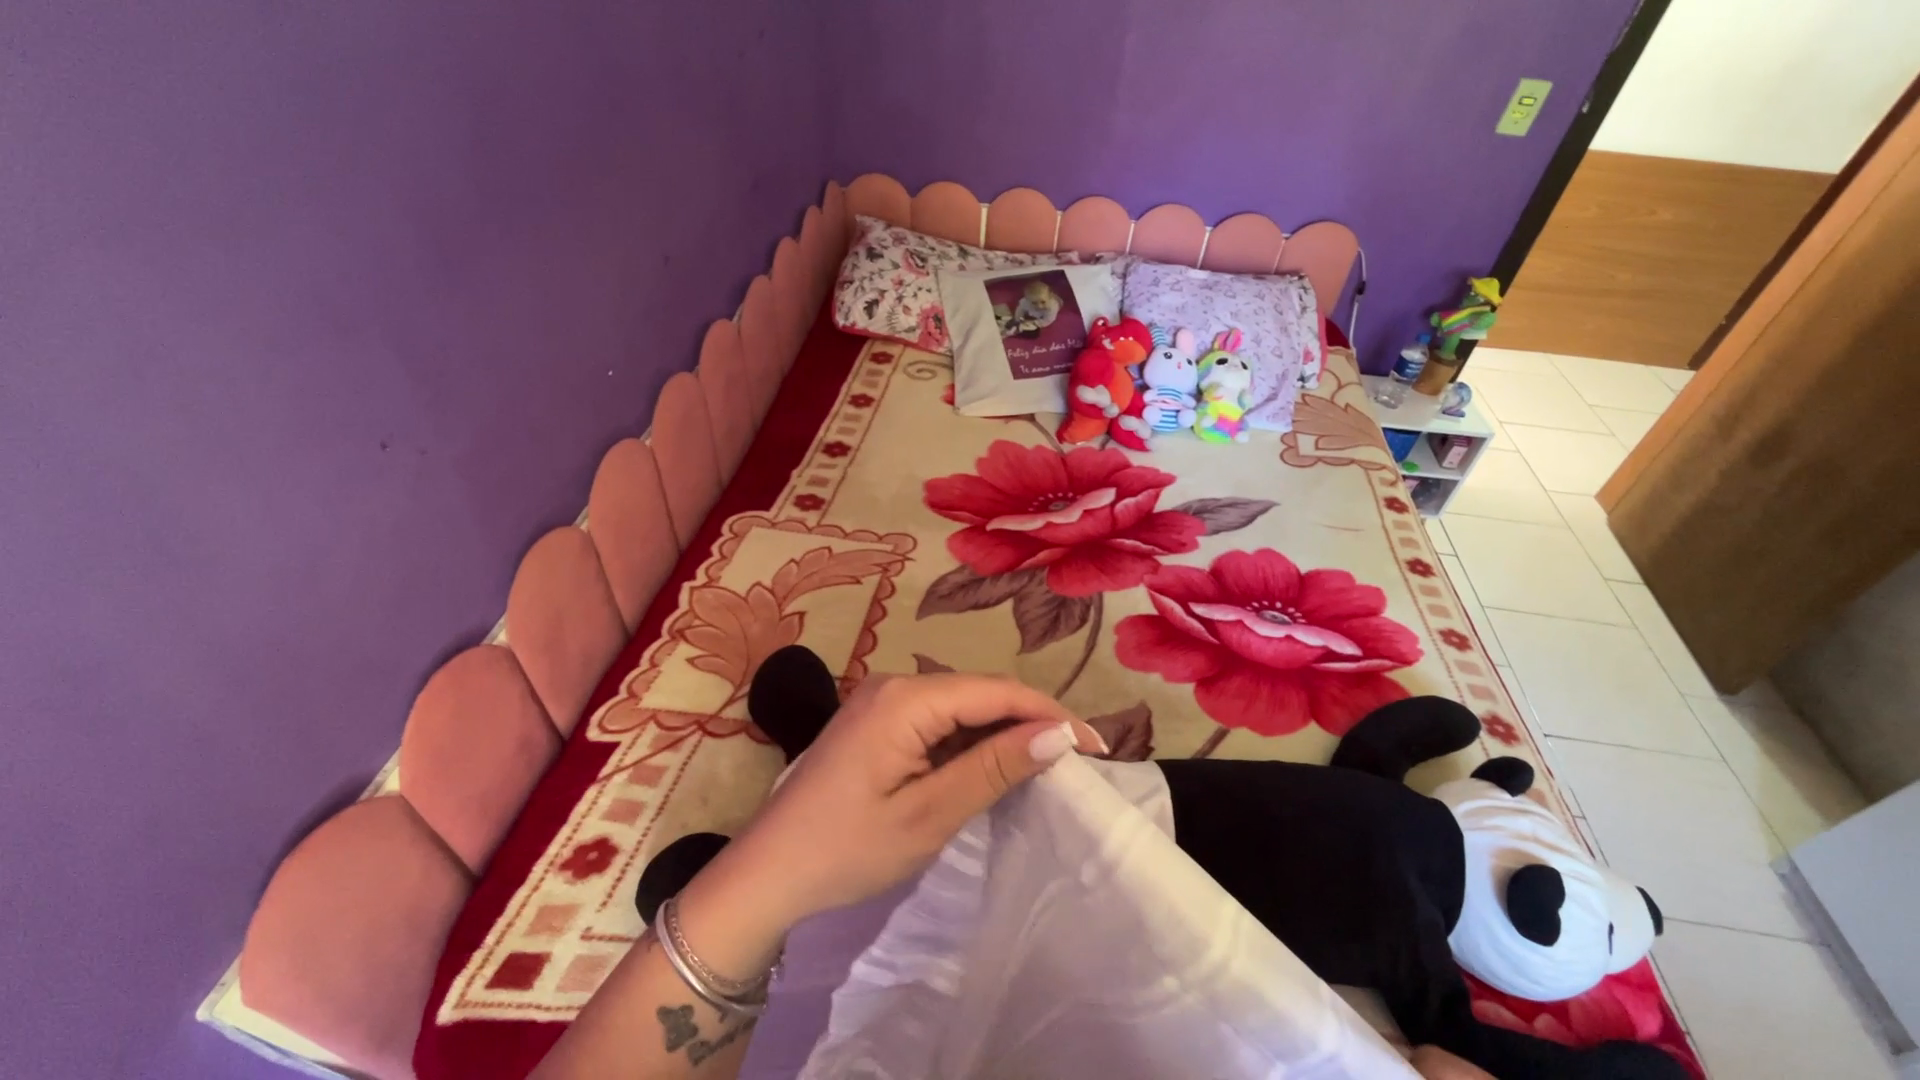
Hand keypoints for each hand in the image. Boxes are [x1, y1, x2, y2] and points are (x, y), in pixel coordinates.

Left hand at [706, 672, 1104, 930]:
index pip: (997, 692)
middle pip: (980, 693)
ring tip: (1046, 766)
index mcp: (905, 699)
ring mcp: (880, 702)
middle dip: (1031, 721)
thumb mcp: (928, 815)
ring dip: (1002, 732)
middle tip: (1077, 761)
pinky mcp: (874, 724)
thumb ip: (993, 768)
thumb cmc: (845, 850)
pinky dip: (970, 742)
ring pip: (961, 706)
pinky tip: (992, 767)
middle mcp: (893, 686)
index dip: (1051, 714)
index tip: (1096, 748)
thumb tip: (1058, 734)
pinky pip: (936, 720)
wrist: (766, 873)